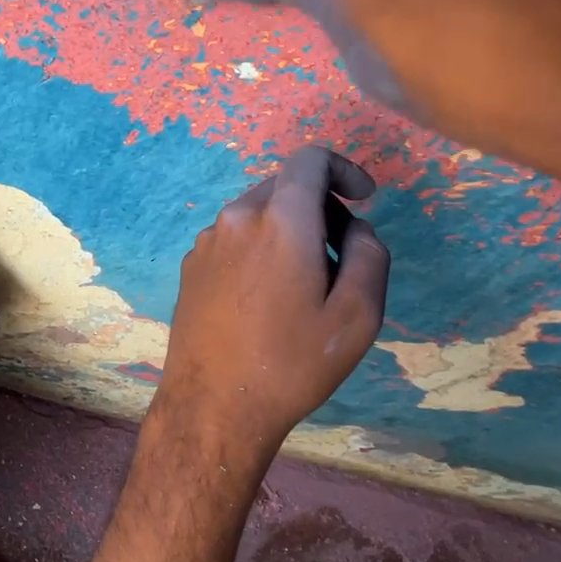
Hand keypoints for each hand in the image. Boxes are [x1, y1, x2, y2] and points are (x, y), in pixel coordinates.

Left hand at [161, 146, 390, 447]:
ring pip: (258, 213)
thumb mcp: (358, 315)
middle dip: (321, 207)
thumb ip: (369, 255)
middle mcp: (235, 218)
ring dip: (289, 230)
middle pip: (284, 187)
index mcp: (279, 220)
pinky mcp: (191, 264)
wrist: (214, 402)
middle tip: (341, 259)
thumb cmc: (292, 362)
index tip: (364, 198)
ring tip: (305, 288)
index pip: (309, 160)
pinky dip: (260, 248)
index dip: (344, 168)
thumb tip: (354, 227)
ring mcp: (206, 240)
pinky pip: (235, 238)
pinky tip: (268, 299)